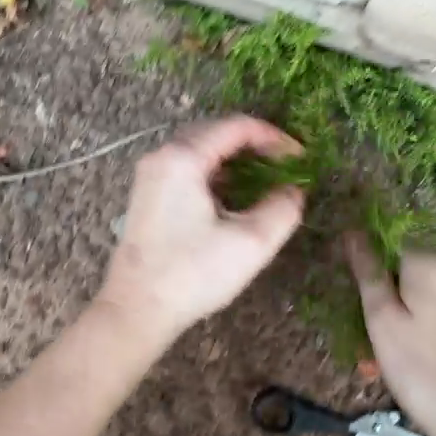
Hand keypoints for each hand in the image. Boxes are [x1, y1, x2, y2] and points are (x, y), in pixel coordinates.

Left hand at [95, 116, 305, 344]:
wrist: (136, 308)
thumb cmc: (192, 274)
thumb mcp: (250, 243)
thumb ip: (282, 209)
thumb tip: (295, 191)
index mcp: (183, 157)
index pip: (235, 126)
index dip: (273, 137)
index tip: (299, 157)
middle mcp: (162, 155)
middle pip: (215, 132)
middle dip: (254, 145)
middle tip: (286, 166)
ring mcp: (151, 173)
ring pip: (200, 149)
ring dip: (234, 159)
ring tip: (266, 179)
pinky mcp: (147, 192)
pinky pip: (187, 167)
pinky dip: (215, 172)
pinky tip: (234, 195)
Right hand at [346, 234, 435, 435]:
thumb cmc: (425, 373)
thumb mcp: (383, 321)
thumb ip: (368, 273)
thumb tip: (354, 233)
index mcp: (433, 265)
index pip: (386, 249)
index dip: (367, 276)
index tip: (357, 308)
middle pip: (405, 277)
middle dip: (383, 305)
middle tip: (367, 345)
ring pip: (421, 302)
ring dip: (399, 325)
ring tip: (383, 365)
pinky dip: (421, 338)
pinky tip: (412, 369)